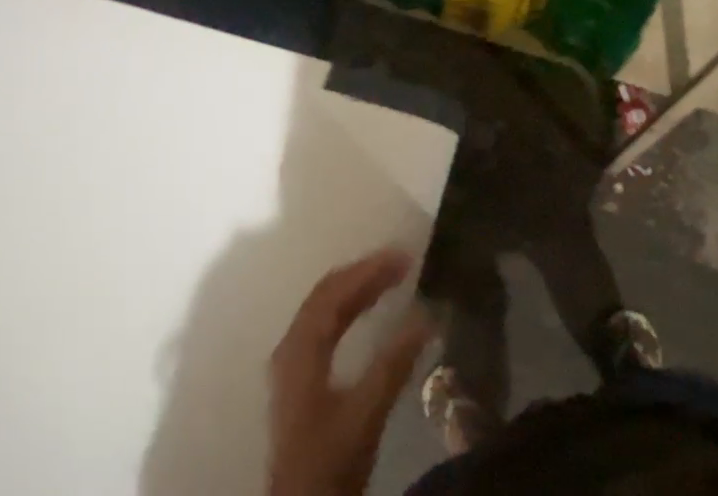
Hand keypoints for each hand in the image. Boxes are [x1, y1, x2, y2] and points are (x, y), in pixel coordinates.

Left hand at [269, 250, 432, 495]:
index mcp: (300, 350)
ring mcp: (293, 363)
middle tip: (402, 262)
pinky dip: (350, 310)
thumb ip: (394, 362)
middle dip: (363, 274)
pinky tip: (370, 312)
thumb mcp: (367, 412)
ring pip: (324, 310)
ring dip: (356, 290)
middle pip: (325, 296)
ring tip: (392, 278)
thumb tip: (426, 314)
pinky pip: (324, 326)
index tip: (403, 256)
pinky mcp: (301, 378)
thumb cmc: (331, 461)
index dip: (367, 270)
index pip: (333, 293)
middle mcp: (291, 348)